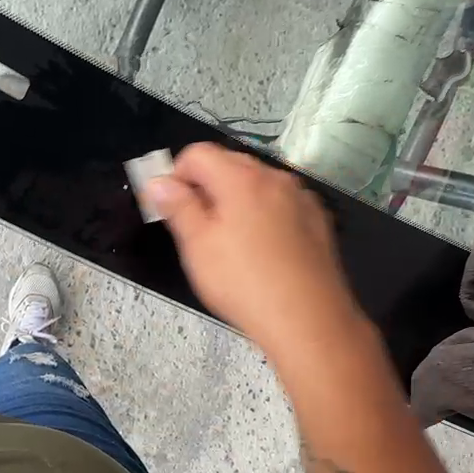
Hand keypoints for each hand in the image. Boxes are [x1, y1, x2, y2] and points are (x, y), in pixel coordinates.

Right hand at [145, 144, 362, 353]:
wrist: (306, 318)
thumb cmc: (244, 283)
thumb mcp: (197, 245)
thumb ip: (176, 206)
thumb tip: (157, 182)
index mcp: (241, 180)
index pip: (197, 154)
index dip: (175, 176)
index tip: (168, 207)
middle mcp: (274, 179)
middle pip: (228, 163)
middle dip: (204, 186)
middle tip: (192, 227)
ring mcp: (300, 198)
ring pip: (255, 184)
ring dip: (233, 200)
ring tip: (225, 242)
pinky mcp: (316, 219)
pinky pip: (279, 203)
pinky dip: (261, 214)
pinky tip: (257, 249)